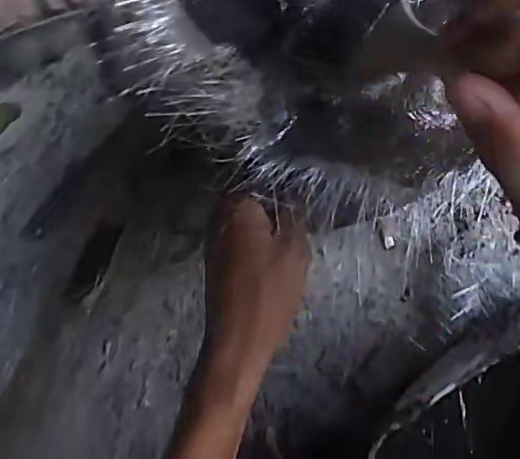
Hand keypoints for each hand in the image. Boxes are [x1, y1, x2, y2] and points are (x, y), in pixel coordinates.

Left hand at [168, 196, 310, 458]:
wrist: (237, 345)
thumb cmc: (269, 292)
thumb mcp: (294, 246)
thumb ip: (293, 210)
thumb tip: (290, 188)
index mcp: (237, 204)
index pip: (264, 174)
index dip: (287, 178)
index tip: (305, 186)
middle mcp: (219, 215)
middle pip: (253, 192)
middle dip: (275, 199)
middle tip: (301, 211)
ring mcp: (214, 237)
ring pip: (247, 214)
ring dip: (267, 218)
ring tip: (291, 231)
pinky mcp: (216, 258)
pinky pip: (240, 232)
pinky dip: (257, 235)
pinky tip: (274, 250)